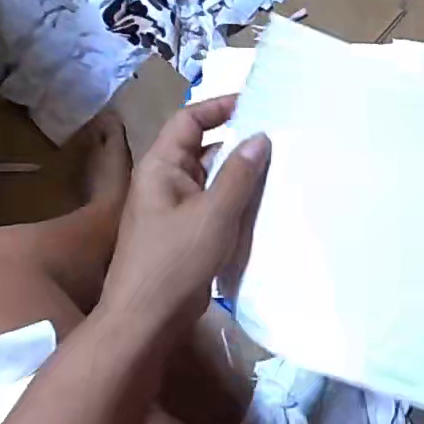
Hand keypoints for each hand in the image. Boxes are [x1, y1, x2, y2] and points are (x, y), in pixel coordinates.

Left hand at [97, 97, 269, 327]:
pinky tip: (261, 204)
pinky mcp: (183, 232)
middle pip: (201, 148)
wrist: (145, 318)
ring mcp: (172, 208)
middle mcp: (163, 181)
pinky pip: (211, 205)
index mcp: (160, 166)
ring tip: (278, 167)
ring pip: (209, 179)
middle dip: (235, 142)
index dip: (218, 107)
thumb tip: (260, 137)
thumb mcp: (213, 214)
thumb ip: (238, 174)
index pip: (188, 121)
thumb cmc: (175, 261)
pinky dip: (233, 201)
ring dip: (237, 174)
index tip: (254, 105)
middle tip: (277, 138)